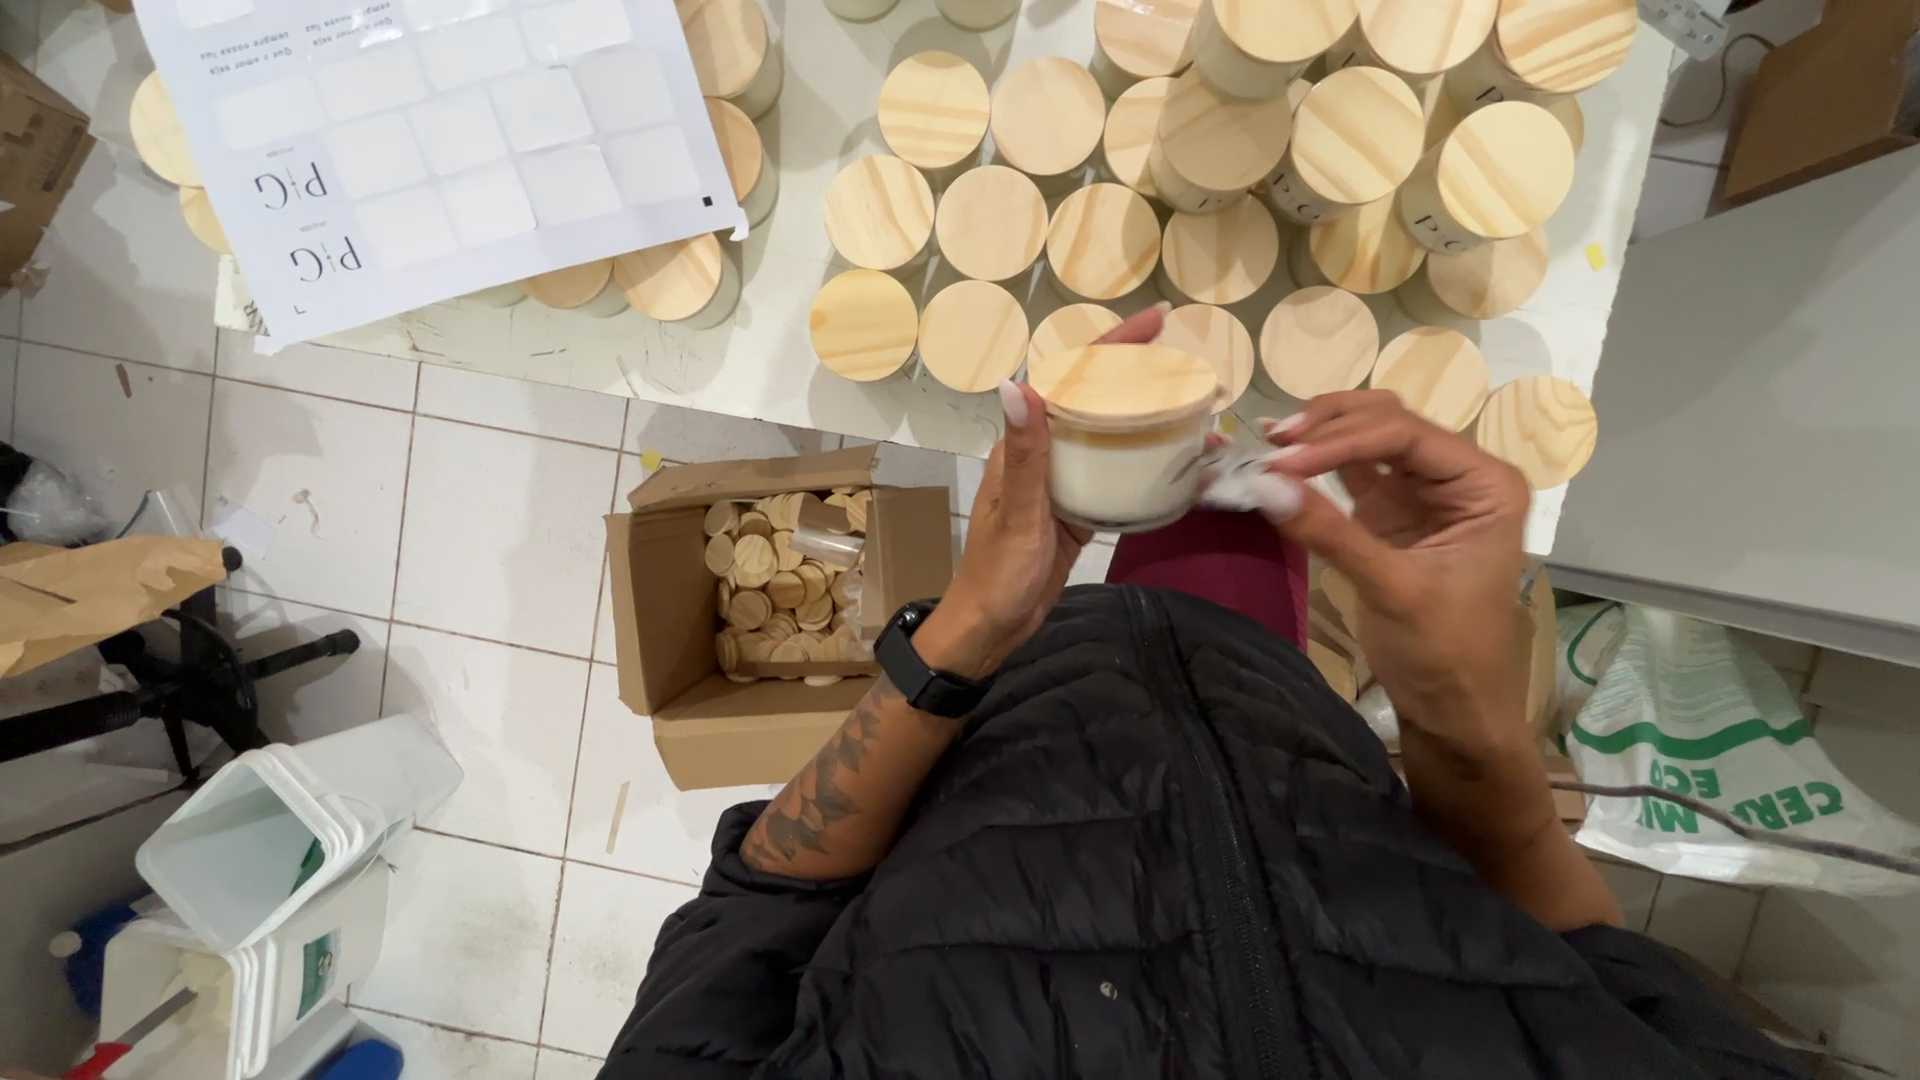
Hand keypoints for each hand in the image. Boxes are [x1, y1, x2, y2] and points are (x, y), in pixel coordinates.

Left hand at [919, 306, 1167, 677]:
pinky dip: (1145, 471)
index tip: (1155, 325)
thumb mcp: (1017, 514)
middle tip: (1193, 375)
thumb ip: (1025, 455)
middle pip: (1095, 404)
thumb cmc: (998, 573)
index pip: (1066, 382)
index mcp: (1023, 446)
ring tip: (1200, 421)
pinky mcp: (1078, 513)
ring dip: (1149, 428)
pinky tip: (1179, 470)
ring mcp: (1062, 485)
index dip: (1109, 349)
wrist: (992, 627)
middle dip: (1140, 383)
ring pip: (1109, 441)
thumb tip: (1019, 384)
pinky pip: (1115, 481)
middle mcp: (1044, 456)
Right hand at [1244, 391, 1531, 745]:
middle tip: (1272, 443)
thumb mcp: (1391, 590)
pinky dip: (1317, 461)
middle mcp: (1456, 475)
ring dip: (1321, 433)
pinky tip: (1281, 454)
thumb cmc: (1444, 651)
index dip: (1340, 440)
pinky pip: (1350, 469)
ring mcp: (1420, 491)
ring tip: (1272, 441)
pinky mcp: (1388, 511)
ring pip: (1368, 435)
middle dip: (1329, 426)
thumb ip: (1331, 533)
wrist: (1451, 703)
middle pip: (1388, 421)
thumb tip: (1264, 486)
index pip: (1405, 435)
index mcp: (1485, 485)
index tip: (1282, 461)